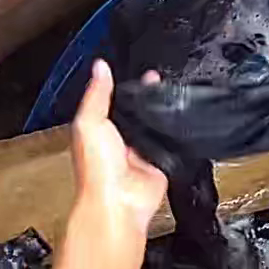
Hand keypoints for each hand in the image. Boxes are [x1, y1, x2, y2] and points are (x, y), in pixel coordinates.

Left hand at [69, 59, 167, 246]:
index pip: (112, 99)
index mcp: (98, 129)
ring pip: (154, 125)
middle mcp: (119, 140)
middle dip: (146, 98)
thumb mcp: (90, 121)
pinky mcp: (159, 162)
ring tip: (171, 96)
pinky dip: (175, 135)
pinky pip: (171, 143)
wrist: (119, 201)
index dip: (123, 85)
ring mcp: (140, 151)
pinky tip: (178, 123)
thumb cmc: (97, 170)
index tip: (138, 71)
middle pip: (136, 112)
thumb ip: (97, 93)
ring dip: (161, 115)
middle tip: (158, 80)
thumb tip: (100, 67)